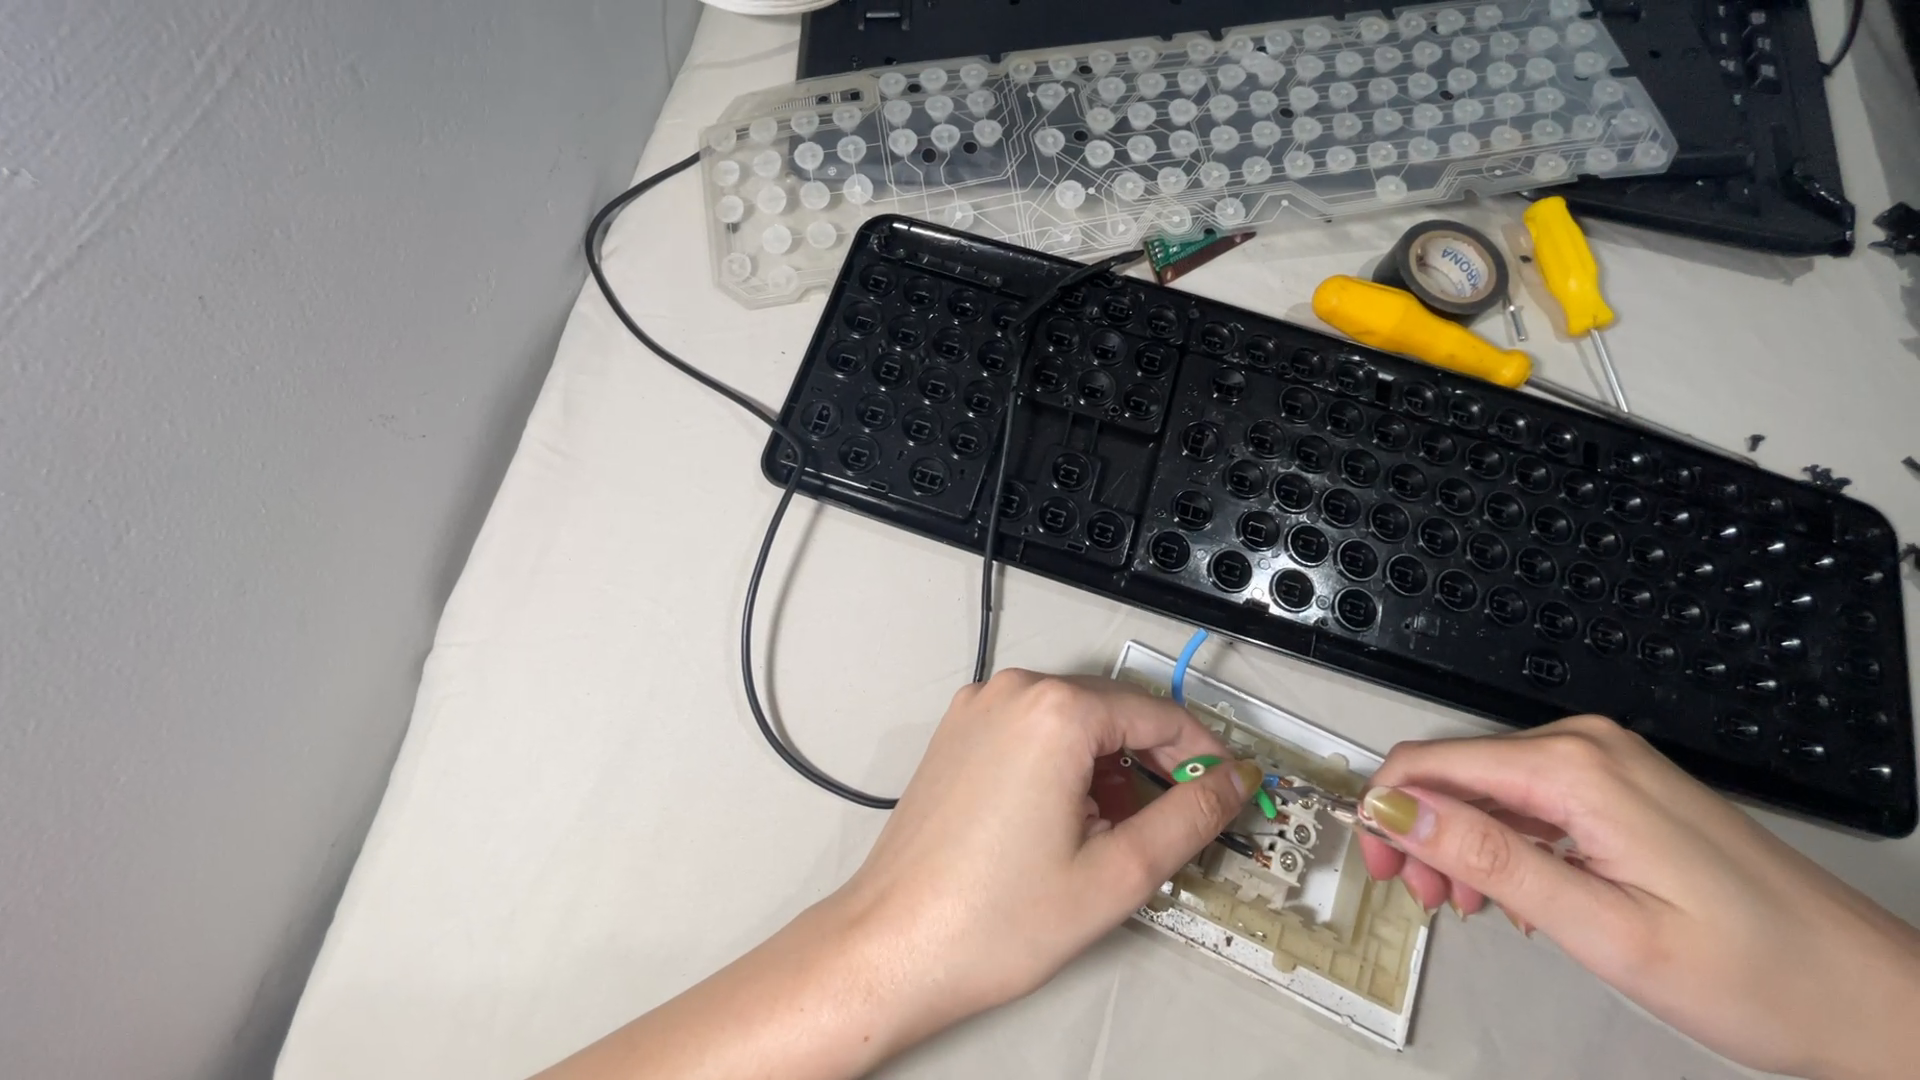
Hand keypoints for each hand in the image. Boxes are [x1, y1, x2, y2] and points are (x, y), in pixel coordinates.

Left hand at [827, 670, 1261, 1051]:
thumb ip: (1188, 817)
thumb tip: (1229, 784)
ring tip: (1114, 833)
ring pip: (1073, 720)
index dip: (1202, 756)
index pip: (1159, 713)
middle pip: (1114, 711)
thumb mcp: (1117, 873)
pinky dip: (1064, 762)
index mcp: (1052, 712)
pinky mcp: (959, 733)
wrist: (893, 946)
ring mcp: (978, 710)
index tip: (1223, 790)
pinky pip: (1033, 729)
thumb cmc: (986, 919)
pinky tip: (1068, 818)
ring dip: (1108, 766)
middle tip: (1175, 822)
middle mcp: (1011, 694)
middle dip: (1153, 764)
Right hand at [1356, 714, 1919, 1079]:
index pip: (1431, 763)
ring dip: (1460, 841)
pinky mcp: (1622, 783)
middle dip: (1424, 833)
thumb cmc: (1756, 978)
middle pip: (1457, 772)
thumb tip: (1390, 810)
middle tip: (1430, 902)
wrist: (1888, 1004)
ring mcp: (1606, 759)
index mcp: (1574, 766)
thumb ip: (1489, 859)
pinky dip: (1503, 840)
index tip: (1382, 871)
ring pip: (1488, 785)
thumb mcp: (1604, 929)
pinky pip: (1529, 796)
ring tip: (1475, 906)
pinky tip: (1520, 891)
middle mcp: (1583, 743)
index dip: (1387, 811)